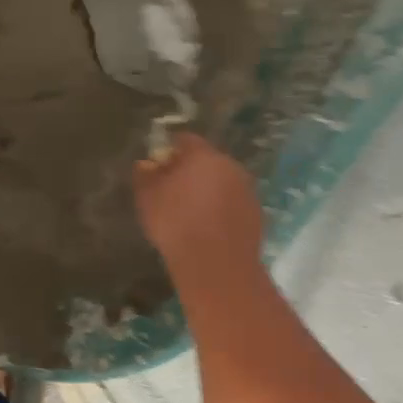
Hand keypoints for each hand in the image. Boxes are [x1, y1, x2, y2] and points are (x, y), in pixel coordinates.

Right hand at [132, 132, 264, 272]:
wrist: (216, 263)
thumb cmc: (175, 223)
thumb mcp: (146, 197)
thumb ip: (145, 175)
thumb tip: (147, 164)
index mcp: (204, 156)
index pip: (186, 139)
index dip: (170, 148)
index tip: (157, 164)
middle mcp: (231, 167)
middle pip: (207, 160)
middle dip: (190, 169)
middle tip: (170, 187)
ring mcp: (247, 191)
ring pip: (222, 181)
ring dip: (207, 188)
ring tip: (188, 209)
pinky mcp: (256, 214)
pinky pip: (233, 201)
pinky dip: (220, 207)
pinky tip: (205, 225)